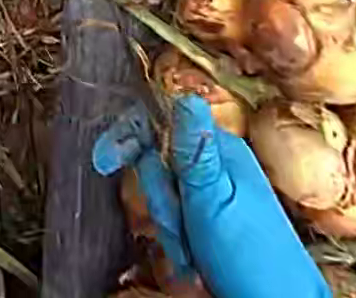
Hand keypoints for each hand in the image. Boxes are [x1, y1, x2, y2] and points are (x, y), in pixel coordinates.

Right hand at [93, 95, 329, 297]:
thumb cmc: (252, 260)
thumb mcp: (214, 199)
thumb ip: (193, 148)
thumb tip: (183, 92)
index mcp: (220, 148)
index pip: (162, 119)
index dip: (128, 135)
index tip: (103, 161)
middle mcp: (215, 165)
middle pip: (158, 160)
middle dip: (159, 199)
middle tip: (179, 231)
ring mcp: (213, 195)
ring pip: (164, 194)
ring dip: (169, 226)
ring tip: (191, 256)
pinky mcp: (210, 224)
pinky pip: (176, 221)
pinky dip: (178, 243)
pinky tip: (194, 264)